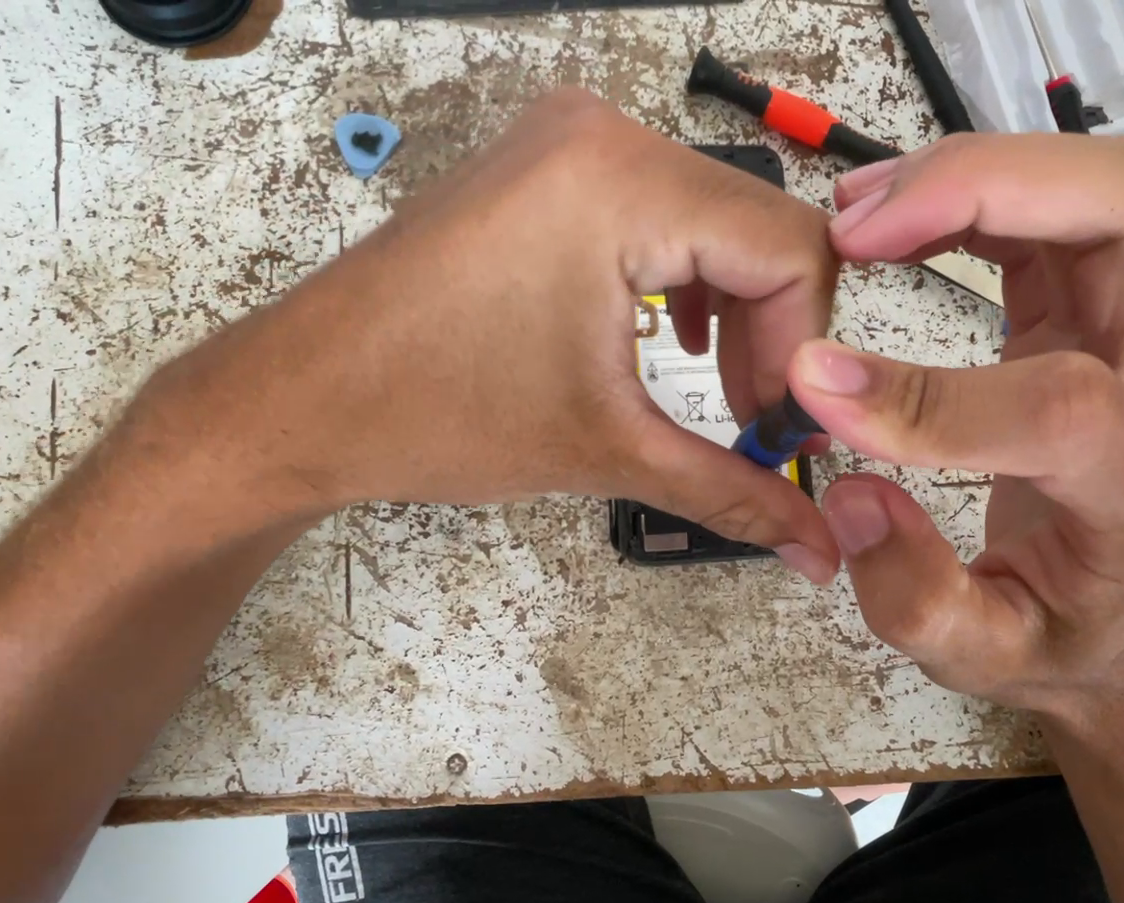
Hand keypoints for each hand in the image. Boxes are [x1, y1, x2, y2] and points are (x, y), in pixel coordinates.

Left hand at [150, 88, 841, 579]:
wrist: (304, 399)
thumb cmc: (434, 413)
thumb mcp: (606, 452)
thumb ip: (731, 495)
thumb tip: (819, 547)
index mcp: (619, 182)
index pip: (792, 249)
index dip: (805, 352)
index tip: (780, 432)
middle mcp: (602, 134)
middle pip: (758, 232)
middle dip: (772, 340)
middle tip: (753, 425)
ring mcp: (568, 144)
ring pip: (713, 224)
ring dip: (732, 315)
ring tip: (716, 394)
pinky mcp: (546, 171)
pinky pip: (659, 215)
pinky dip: (682, 284)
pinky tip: (668, 342)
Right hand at [788, 134, 1123, 719]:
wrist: (1114, 626)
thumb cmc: (1048, 645)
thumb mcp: (972, 658)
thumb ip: (911, 593)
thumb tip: (850, 487)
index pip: (1068, 411)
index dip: (935, 396)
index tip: (813, 384)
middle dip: (991, 190)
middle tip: (856, 228)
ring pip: (1104, 187)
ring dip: (973, 176)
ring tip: (854, 219)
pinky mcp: (1095, 315)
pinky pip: (1055, 213)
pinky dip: (967, 196)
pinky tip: (887, 223)